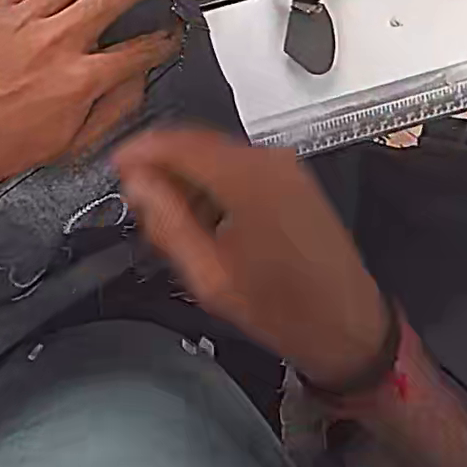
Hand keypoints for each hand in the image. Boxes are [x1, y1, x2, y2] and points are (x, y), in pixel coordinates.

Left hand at [0, 0, 178, 224]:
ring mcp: (25, 20)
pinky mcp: (0, 9)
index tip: (169, 33)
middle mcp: (55, 43)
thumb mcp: (77, 141)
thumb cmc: (10, 142)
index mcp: (79, 81)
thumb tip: (142, 74)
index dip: (164, 38)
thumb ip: (118, 106)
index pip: (139, 48)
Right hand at [114, 129, 390, 387]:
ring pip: (214, 150)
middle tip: (136, 191)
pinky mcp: (290, 175)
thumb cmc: (281, 309)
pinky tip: (200, 208)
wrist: (349, 324)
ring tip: (165, 208)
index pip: (178, 143)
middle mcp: (267, 160)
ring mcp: (282, 165)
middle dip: (160, 161)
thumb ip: (167, 222)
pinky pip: (237, 161)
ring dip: (184, 170)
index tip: (117, 163)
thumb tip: (137, 183)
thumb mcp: (209, 276)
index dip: (140, 149)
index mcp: (246, 180)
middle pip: (196, 141)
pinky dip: (210, 175)